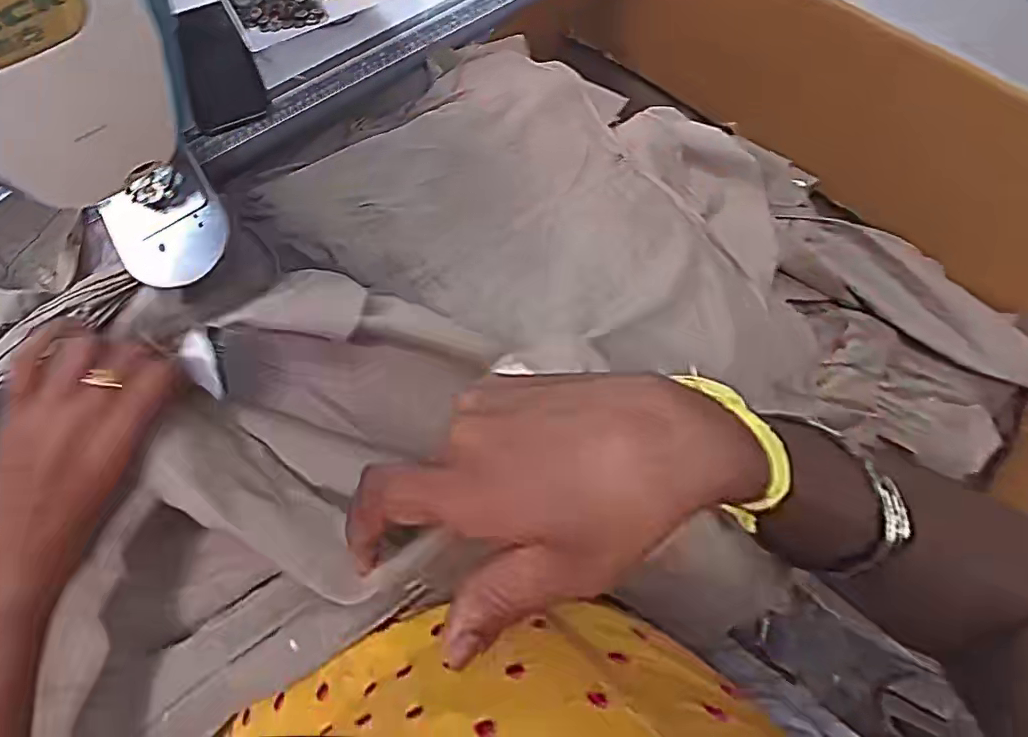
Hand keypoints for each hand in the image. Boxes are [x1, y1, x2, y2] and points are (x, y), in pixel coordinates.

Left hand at [0, 324, 179, 618]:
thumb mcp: (123, 478)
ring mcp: (42, 407)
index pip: (157, 376)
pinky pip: (29, 355)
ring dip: (104, 343)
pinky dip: (49, 337)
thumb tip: (156, 394)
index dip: (176, 365)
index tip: (181, 367)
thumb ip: (140, 429)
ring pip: (82, 344)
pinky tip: (67, 334)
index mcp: (114, 440)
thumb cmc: (77, 532)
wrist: (14, 563)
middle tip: (150, 361)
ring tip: (110, 353)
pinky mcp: (13, 408)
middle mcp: (80, 414)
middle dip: (146, 352)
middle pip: (124, 354)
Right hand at [347, 375, 768, 667]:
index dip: (361, 522)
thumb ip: (494, 600)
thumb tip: (448, 647)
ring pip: (457, 446)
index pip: (381, 493)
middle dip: (451, 507)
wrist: (666, 428)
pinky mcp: (502, 379)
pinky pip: (480, 417)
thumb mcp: (563, 570)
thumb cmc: (617, 509)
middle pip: (429, 476)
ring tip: (538, 486)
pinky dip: (495, 440)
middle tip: (504, 528)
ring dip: (477, 471)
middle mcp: (457, 435)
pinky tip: (545, 450)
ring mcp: (478, 400)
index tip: (371, 553)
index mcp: (463, 487)